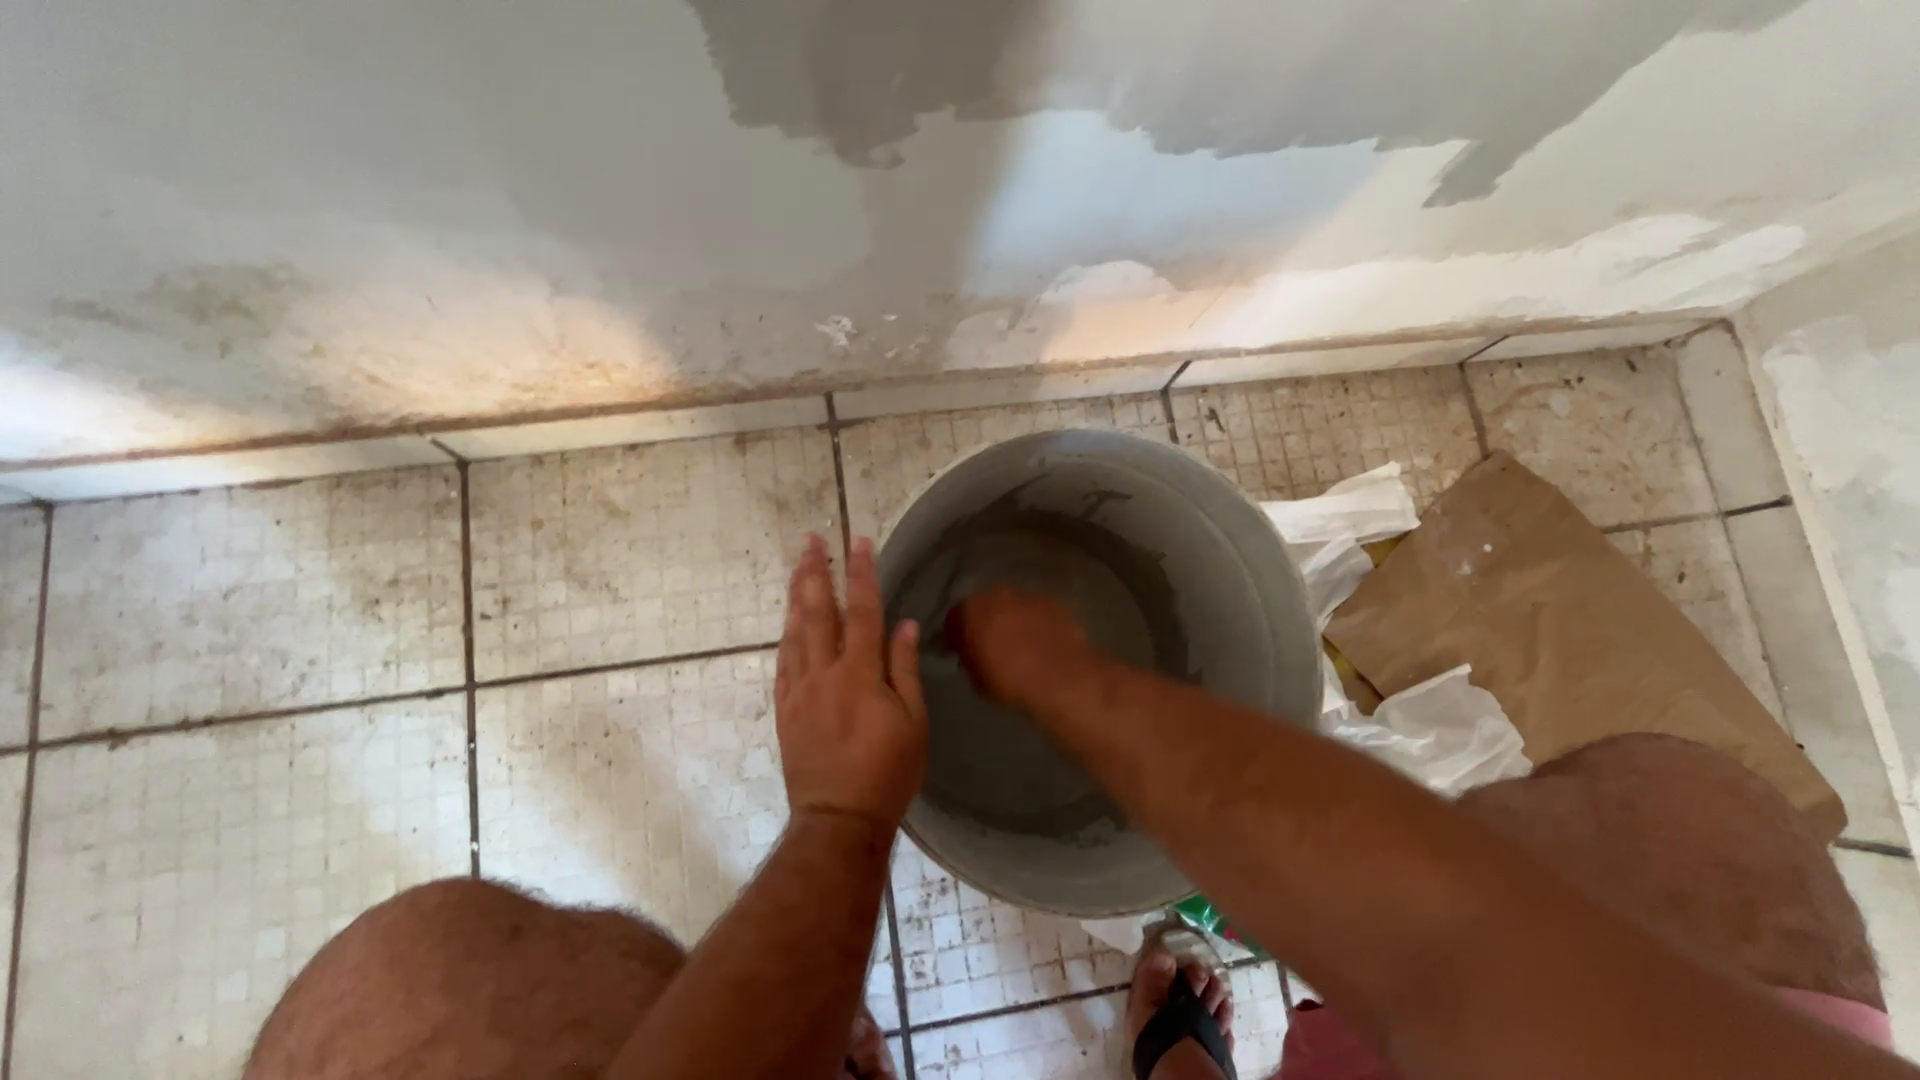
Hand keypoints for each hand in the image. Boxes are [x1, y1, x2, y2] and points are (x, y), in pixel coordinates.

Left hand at [775, 534, 928, 827]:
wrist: (839, 818)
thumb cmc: (888, 772)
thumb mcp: (913, 723)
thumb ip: (904, 669)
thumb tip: (904, 625)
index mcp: (859, 674)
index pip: (861, 611)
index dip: (861, 573)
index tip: (858, 542)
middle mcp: (824, 674)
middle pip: (817, 612)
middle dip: (815, 572)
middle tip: (811, 540)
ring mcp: (799, 691)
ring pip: (794, 632)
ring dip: (795, 596)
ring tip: (796, 567)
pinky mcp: (785, 710)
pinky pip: (782, 663)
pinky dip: (785, 636)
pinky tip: (787, 622)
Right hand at [948, 587, 1103, 706]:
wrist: (1060, 678)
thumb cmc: (1010, 682)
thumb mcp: (976, 679)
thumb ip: (968, 658)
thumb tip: (970, 653)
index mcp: (970, 611)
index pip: (954, 618)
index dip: (956, 635)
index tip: (959, 650)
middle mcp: (996, 595)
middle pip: (984, 606)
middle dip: (984, 622)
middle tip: (989, 644)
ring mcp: (1027, 596)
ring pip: (1011, 606)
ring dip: (1011, 620)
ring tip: (1018, 643)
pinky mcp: (1053, 603)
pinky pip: (1036, 611)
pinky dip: (1034, 622)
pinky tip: (1040, 641)